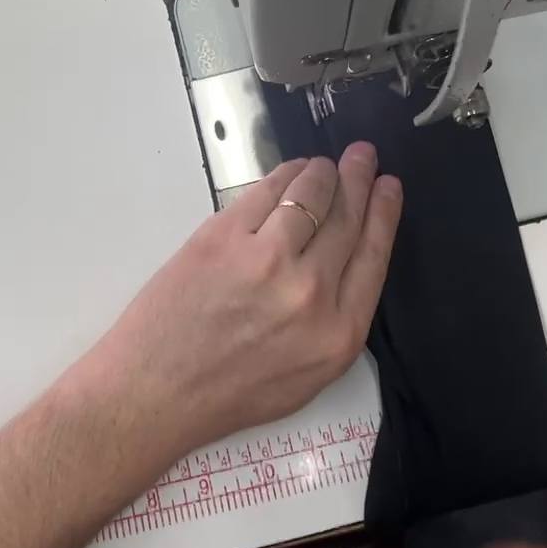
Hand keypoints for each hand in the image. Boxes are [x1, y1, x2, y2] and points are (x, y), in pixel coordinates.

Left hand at [76, 144, 401, 458]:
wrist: (157, 389)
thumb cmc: (231, 391)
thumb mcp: (308, 374)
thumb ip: (335, 320)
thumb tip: (345, 260)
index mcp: (338, 332)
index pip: (374, 254)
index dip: (384, 212)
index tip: (389, 186)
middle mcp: (311, 292)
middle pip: (345, 218)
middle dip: (358, 179)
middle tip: (363, 156)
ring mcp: (265, 259)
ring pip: (308, 195)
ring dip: (321, 172)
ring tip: (324, 164)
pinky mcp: (224, 236)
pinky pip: (266, 191)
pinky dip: (284, 175)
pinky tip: (291, 171)